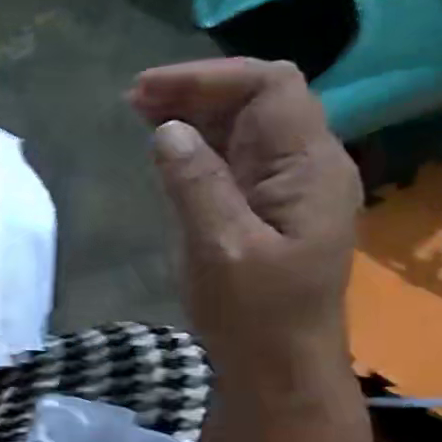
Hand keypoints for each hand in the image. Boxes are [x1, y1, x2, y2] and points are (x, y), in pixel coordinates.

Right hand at [128, 58, 360, 378]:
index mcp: (308, 166)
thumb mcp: (220, 247)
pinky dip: (199, 142)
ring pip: (246, 126)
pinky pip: (236, 157)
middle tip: (133, 100)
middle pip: (260, 99)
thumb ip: (196, 184)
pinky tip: (166, 147)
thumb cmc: (255, 312)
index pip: (270, 87)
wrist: (280, 364)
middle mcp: (307, 164)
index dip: (208, 78)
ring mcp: (289, 186)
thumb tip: (166, 130)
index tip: (147, 90)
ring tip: (141, 113)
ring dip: (196, 112)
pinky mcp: (268, 207)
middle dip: (197, 89)